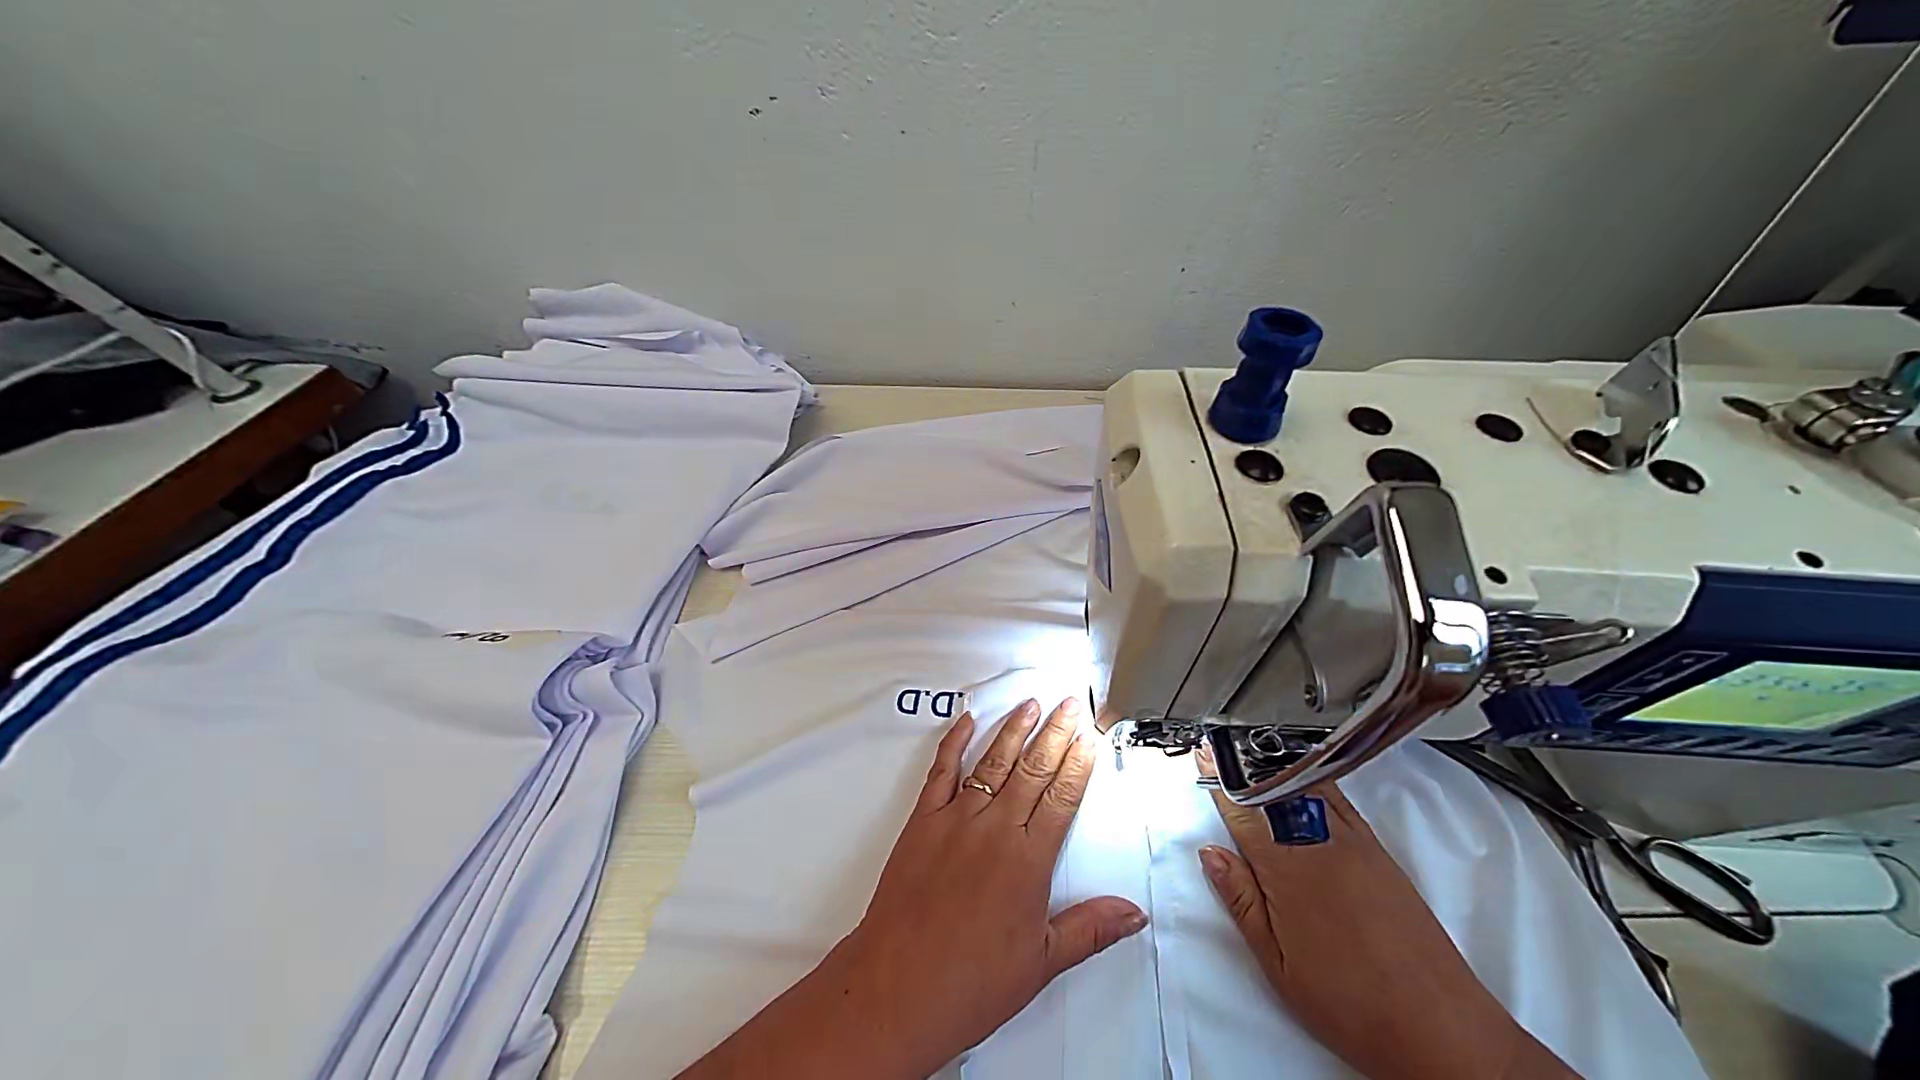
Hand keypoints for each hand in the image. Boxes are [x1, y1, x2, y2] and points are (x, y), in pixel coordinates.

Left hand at [678, 699, 1146, 1079]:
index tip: (1091, 737)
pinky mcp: (922, 822)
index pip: (1064, 796)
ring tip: (1031, 704)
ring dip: (1014, 729)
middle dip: (1056, 732)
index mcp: (1028, 862)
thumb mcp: (1041, 962)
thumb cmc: (967, 981)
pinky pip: (941, 772)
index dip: (1080, 762)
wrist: (897, 986)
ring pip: (993, 762)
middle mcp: (995, 831)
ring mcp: (956, 821)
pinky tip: (966, 723)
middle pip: (1034, 769)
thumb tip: (1130, 915)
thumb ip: (1089, 929)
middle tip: (1070, 704)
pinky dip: (953, 744)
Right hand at [1199, 775, 1582, 1079]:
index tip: (1204, 762)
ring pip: (1308, 789)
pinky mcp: (1380, 854)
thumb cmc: (1358, 1005)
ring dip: (1275, 770)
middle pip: (1273, 790)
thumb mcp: (1277, 962)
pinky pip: (1340, 802)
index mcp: (1289, 872)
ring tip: (1252, 760)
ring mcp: (1355, 847)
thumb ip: (1240, 900)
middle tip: (1219, 754)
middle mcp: (1322, 848)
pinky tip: (1303, 783)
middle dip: (1241, 769)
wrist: (1440, 1029)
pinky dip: (1314, 783)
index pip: (1242, 811)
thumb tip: (1212, 856)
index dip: (1218, 782)